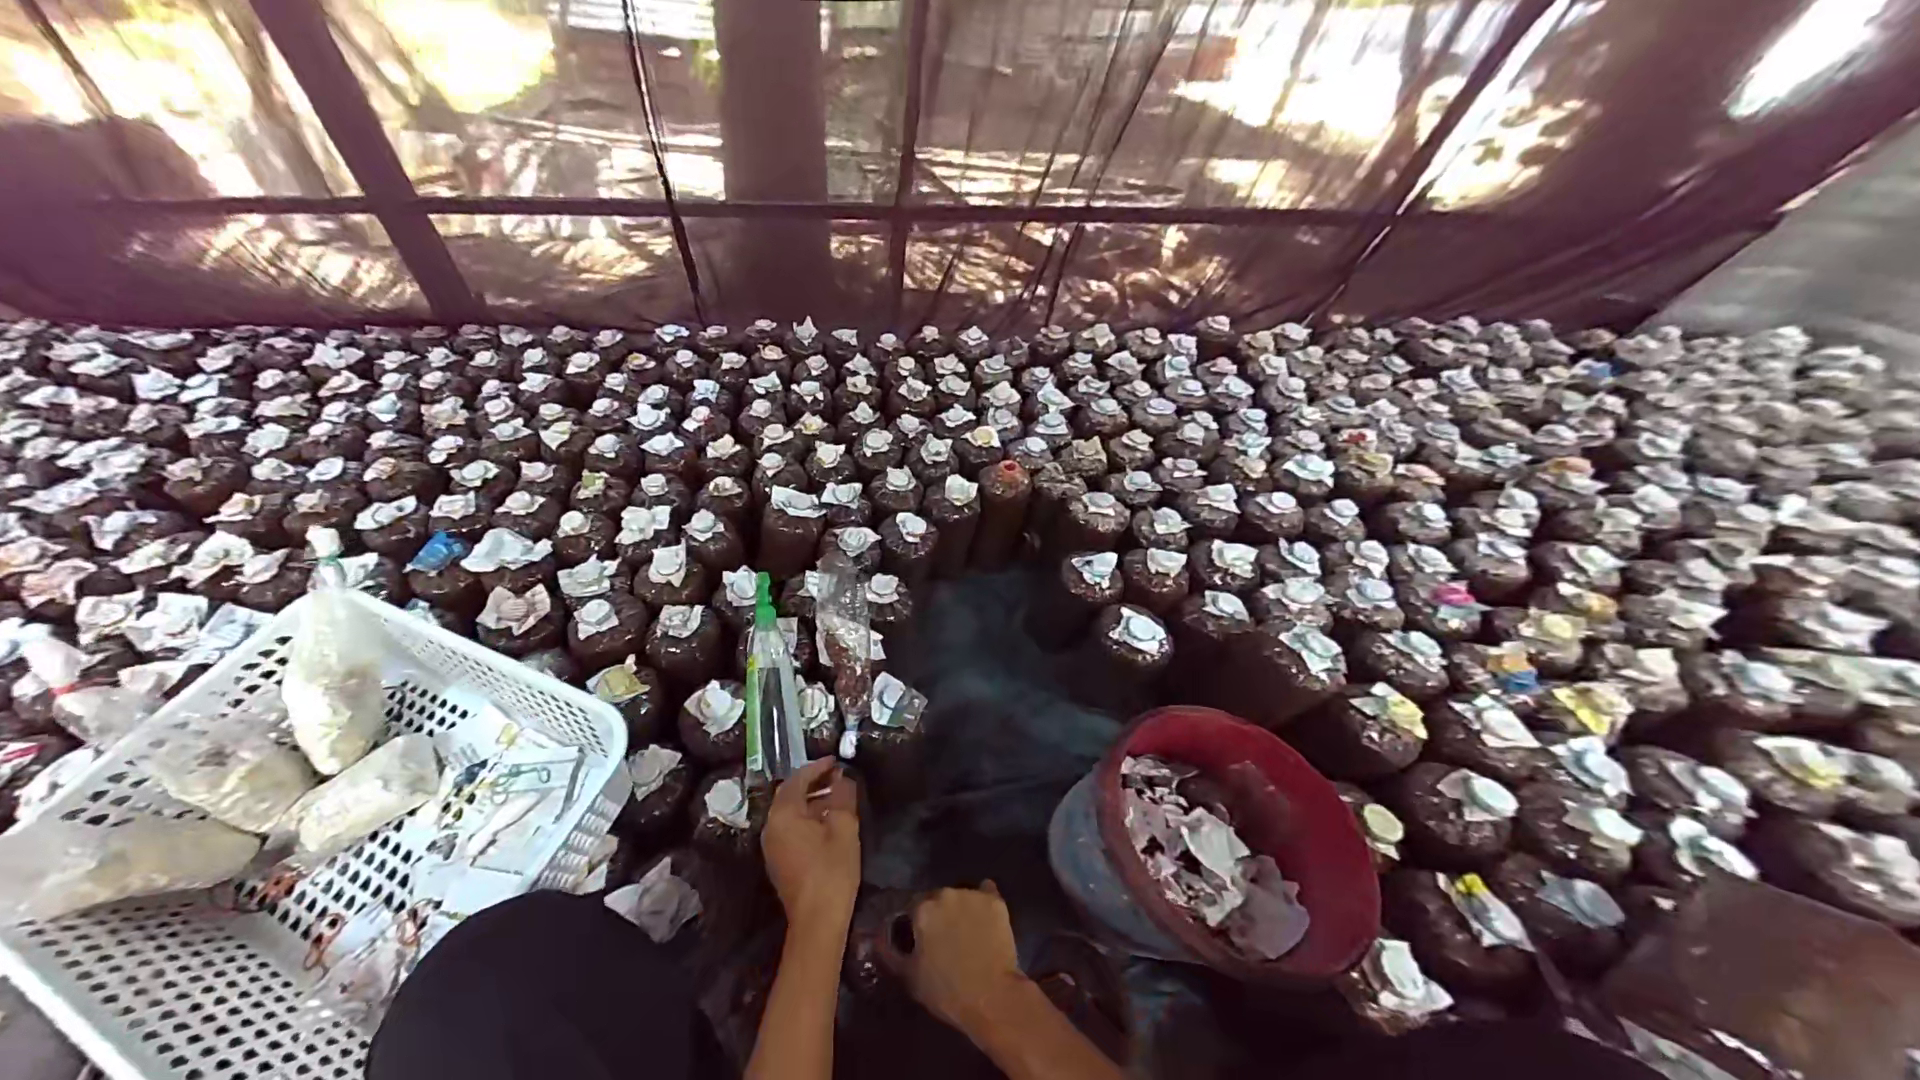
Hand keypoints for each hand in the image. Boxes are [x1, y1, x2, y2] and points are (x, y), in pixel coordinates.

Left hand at [762, 759, 860, 927]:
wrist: (817, 921)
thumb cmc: (832, 870)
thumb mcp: (844, 827)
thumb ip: (843, 796)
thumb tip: (842, 777)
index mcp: (783, 815)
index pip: (797, 780)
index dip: (817, 767)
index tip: (836, 760)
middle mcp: (770, 827)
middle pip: (789, 794)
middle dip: (812, 781)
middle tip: (837, 775)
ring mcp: (771, 846)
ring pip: (789, 812)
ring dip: (810, 799)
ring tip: (836, 795)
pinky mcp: (778, 860)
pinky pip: (789, 827)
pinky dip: (806, 816)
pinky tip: (827, 820)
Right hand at [903, 883, 1028, 1034]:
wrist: (991, 997)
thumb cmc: (946, 991)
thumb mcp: (909, 976)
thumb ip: (890, 952)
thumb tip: (875, 938)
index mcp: (922, 909)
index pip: (914, 907)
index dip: (917, 924)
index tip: (923, 941)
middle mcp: (946, 893)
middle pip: (938, 899)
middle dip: (940, 915)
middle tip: (945, 939)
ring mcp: (973, 895)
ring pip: (962, 897)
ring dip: (961, 909)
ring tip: (967, 934)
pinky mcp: (996, 901)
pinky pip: (987, 894)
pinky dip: (984, 904)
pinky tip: (985, 920)